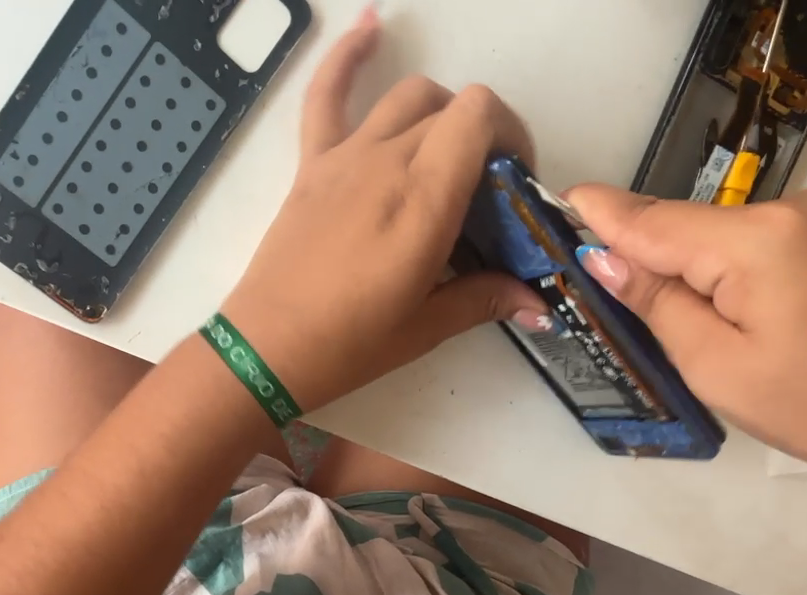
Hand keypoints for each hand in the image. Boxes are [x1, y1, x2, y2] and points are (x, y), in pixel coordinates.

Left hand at [218, 7, 544, 412]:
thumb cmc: (350, 344)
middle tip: (483, 196)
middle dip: (483, 140)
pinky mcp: (312, 165)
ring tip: (448, 153)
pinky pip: (326, 94)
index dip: (511, 137)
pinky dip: (348, 57)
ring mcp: (345, 157)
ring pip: (408, 96)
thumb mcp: (425, 328)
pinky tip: (370, 28)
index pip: (482, 116)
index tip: (513, 186)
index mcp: (424, 199)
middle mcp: (387, 161)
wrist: (268, 351)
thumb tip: (538, 304)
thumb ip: (485, 300)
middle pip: (452, 110)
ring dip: (440, 112)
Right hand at [564, 185, 806, 503]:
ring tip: (668, 330)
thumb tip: (604, 257)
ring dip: (687, 275)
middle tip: (599, 297)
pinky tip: (725, 321)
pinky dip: (726, 279)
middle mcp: (792, 209)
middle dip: (643, 259)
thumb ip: (657, 304)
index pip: (652, 221)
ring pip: (722, 243)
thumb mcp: (718, 366)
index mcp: (756, 238)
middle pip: (688, 231)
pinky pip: (758, 252)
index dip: (600, 216)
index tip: (555, 201)